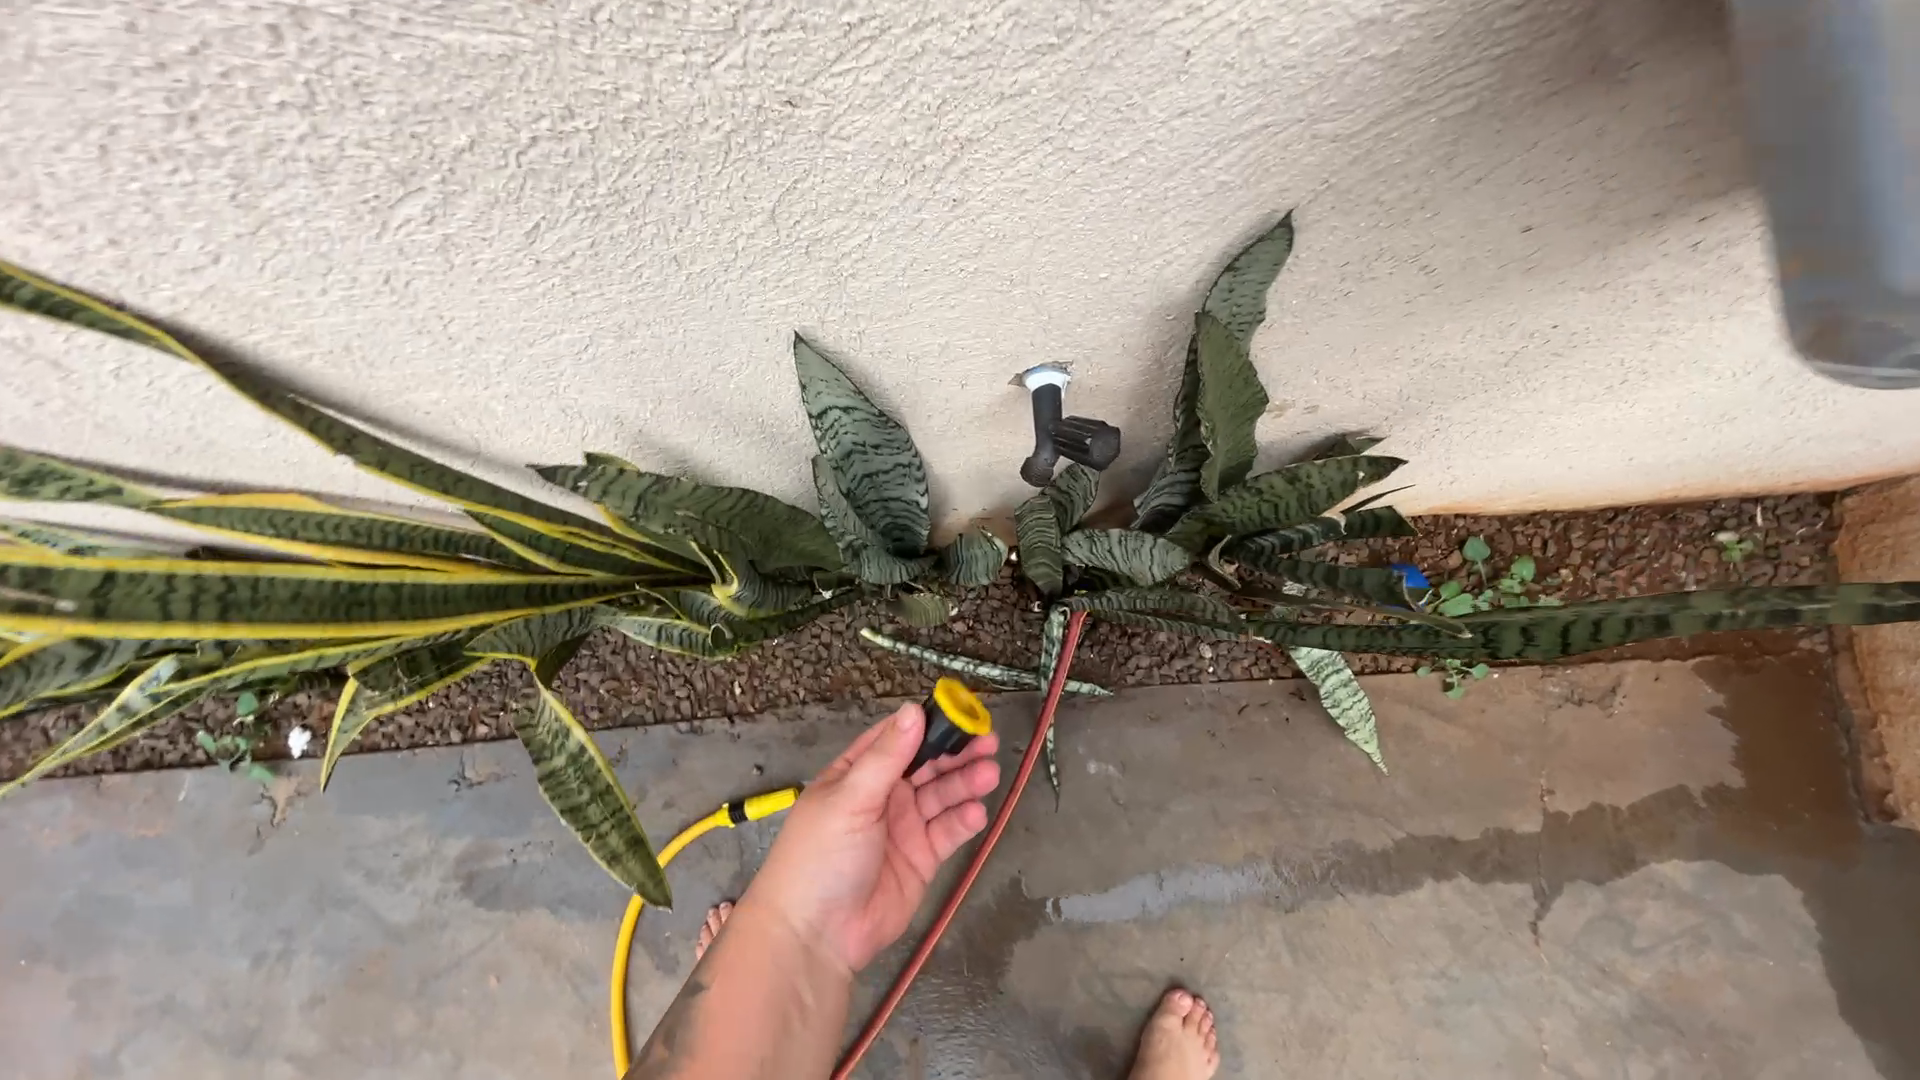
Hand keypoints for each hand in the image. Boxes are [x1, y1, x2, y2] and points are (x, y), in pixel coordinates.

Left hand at [739, 703, 1000, 973]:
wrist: (817, 935)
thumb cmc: (822, 855)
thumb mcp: (850, 798)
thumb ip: (887, 756)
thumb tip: (913, 709)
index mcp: (858, 773)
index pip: (898, 738)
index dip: (928, 724)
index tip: (960, 712)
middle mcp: (884, 795)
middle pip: (927, 765)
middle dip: (956, 753)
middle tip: (988, 742)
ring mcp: (904, 827)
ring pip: (942, 795)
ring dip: (966, 782)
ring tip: (989, 774)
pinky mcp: (922, 858)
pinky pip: (948, 831)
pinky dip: (964, 820)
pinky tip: (975, 813)